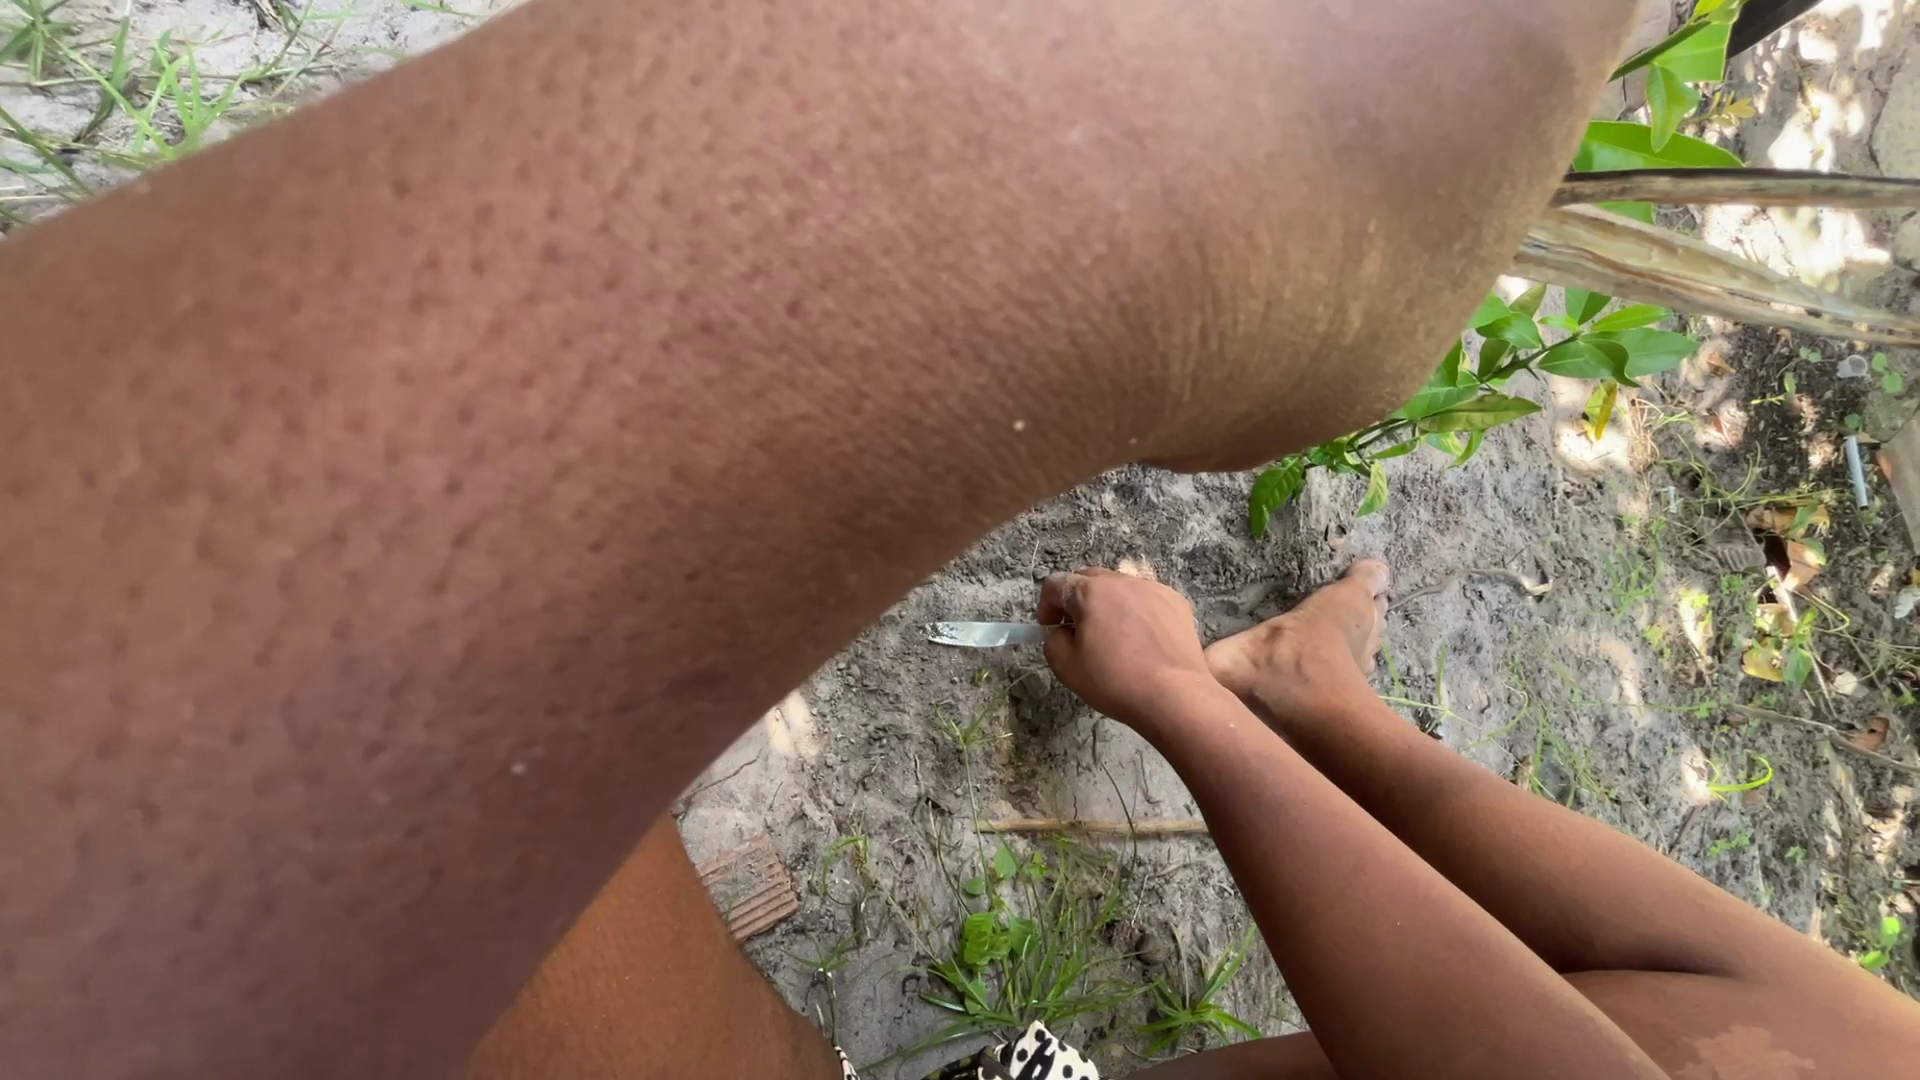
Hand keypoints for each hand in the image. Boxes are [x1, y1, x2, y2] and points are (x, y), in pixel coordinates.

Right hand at [1039, 568, 1217, 730]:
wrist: (1175, 696)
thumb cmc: (1116, 682)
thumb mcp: (1066, 667)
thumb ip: (1053, 640)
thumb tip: (1063, 632)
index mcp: (1090, 592)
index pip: (1056, 585)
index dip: (1046, 606)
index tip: (1050, 628)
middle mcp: (1121, 581)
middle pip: (1088, 579)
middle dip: (1076, 600)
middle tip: (1078, 630)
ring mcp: (1152, 589)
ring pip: (1119, 587)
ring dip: (1107, 603)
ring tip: (1113, 635)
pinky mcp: (1176, 601)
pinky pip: (1145, 598)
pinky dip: (1135, 611)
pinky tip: (1142, 639)